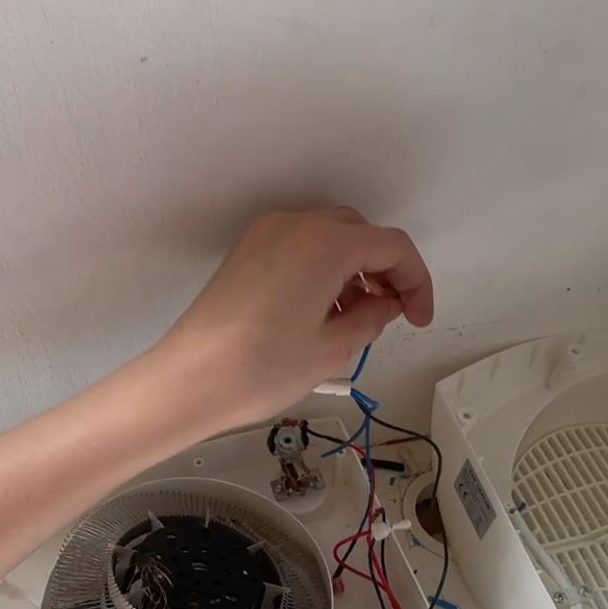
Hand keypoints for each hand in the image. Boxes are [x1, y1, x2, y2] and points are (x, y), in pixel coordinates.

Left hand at [148, 207, 433, 427]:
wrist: (188, 381)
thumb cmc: (257, 369)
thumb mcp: (332, 350)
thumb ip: (372, 319)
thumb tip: (384, 306)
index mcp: (325, 244)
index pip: (392, 247)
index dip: (416, 282)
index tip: (418, 317)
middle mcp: (295, 226)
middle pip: (360, 234)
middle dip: (384, 271)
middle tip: (390, 313)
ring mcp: (265, 237)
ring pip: (329, 238)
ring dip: (352, 270)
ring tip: (353, 319)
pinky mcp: (246, 255)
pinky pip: (298, 247)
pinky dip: (321, 269)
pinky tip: (320, 311)